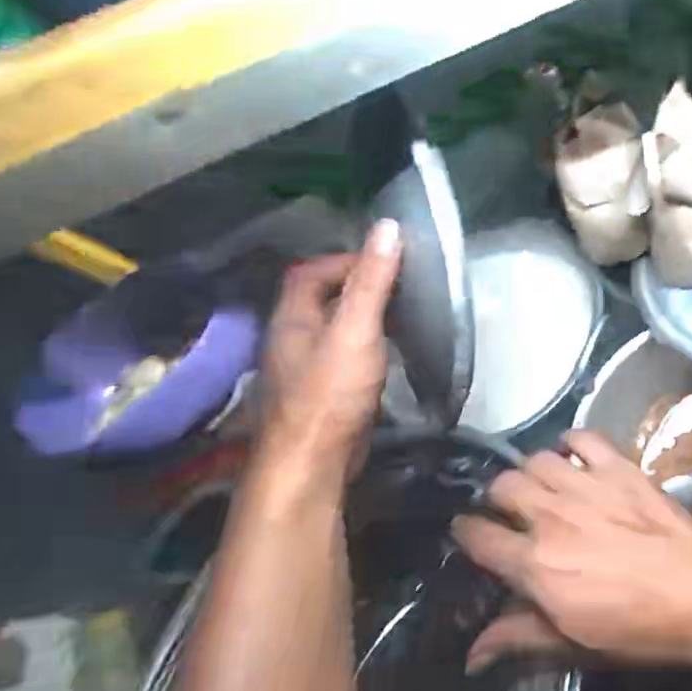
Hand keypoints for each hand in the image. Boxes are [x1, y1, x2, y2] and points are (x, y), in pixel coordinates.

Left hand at [251, 220, 402, 498]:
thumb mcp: (357, 330)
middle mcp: (290, 339)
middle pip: (320, 299)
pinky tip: (388, 356)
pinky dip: (364, 346)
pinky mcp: (319, 395)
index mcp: (292, 318)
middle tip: (400, 288)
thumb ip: (372, 280)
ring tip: (401, 317)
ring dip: (362, 318)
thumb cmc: (331, 392)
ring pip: (332, 329)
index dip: (345, 260)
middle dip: (357, 287)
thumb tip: (388, 227)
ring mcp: (302, 370)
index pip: (310, 272)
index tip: (386, 263)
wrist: (312, 464)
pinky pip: (341, 356)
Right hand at [452, 431, 691, 672]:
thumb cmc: (636, 625)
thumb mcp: (573, 644)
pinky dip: (572, 441)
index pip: (479, 537)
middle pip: (503, 486)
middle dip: (498, 497)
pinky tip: (574, 455)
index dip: (466, 533)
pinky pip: (582, 437)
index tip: (467, 532)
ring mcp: (584, 485)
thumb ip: (520, 638)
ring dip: (532, 471)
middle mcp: (550, 516)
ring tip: (542, 485)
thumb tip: (471, 656)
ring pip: (536, 459)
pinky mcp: (617, 467)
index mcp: (535, 563)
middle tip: (510, 510)